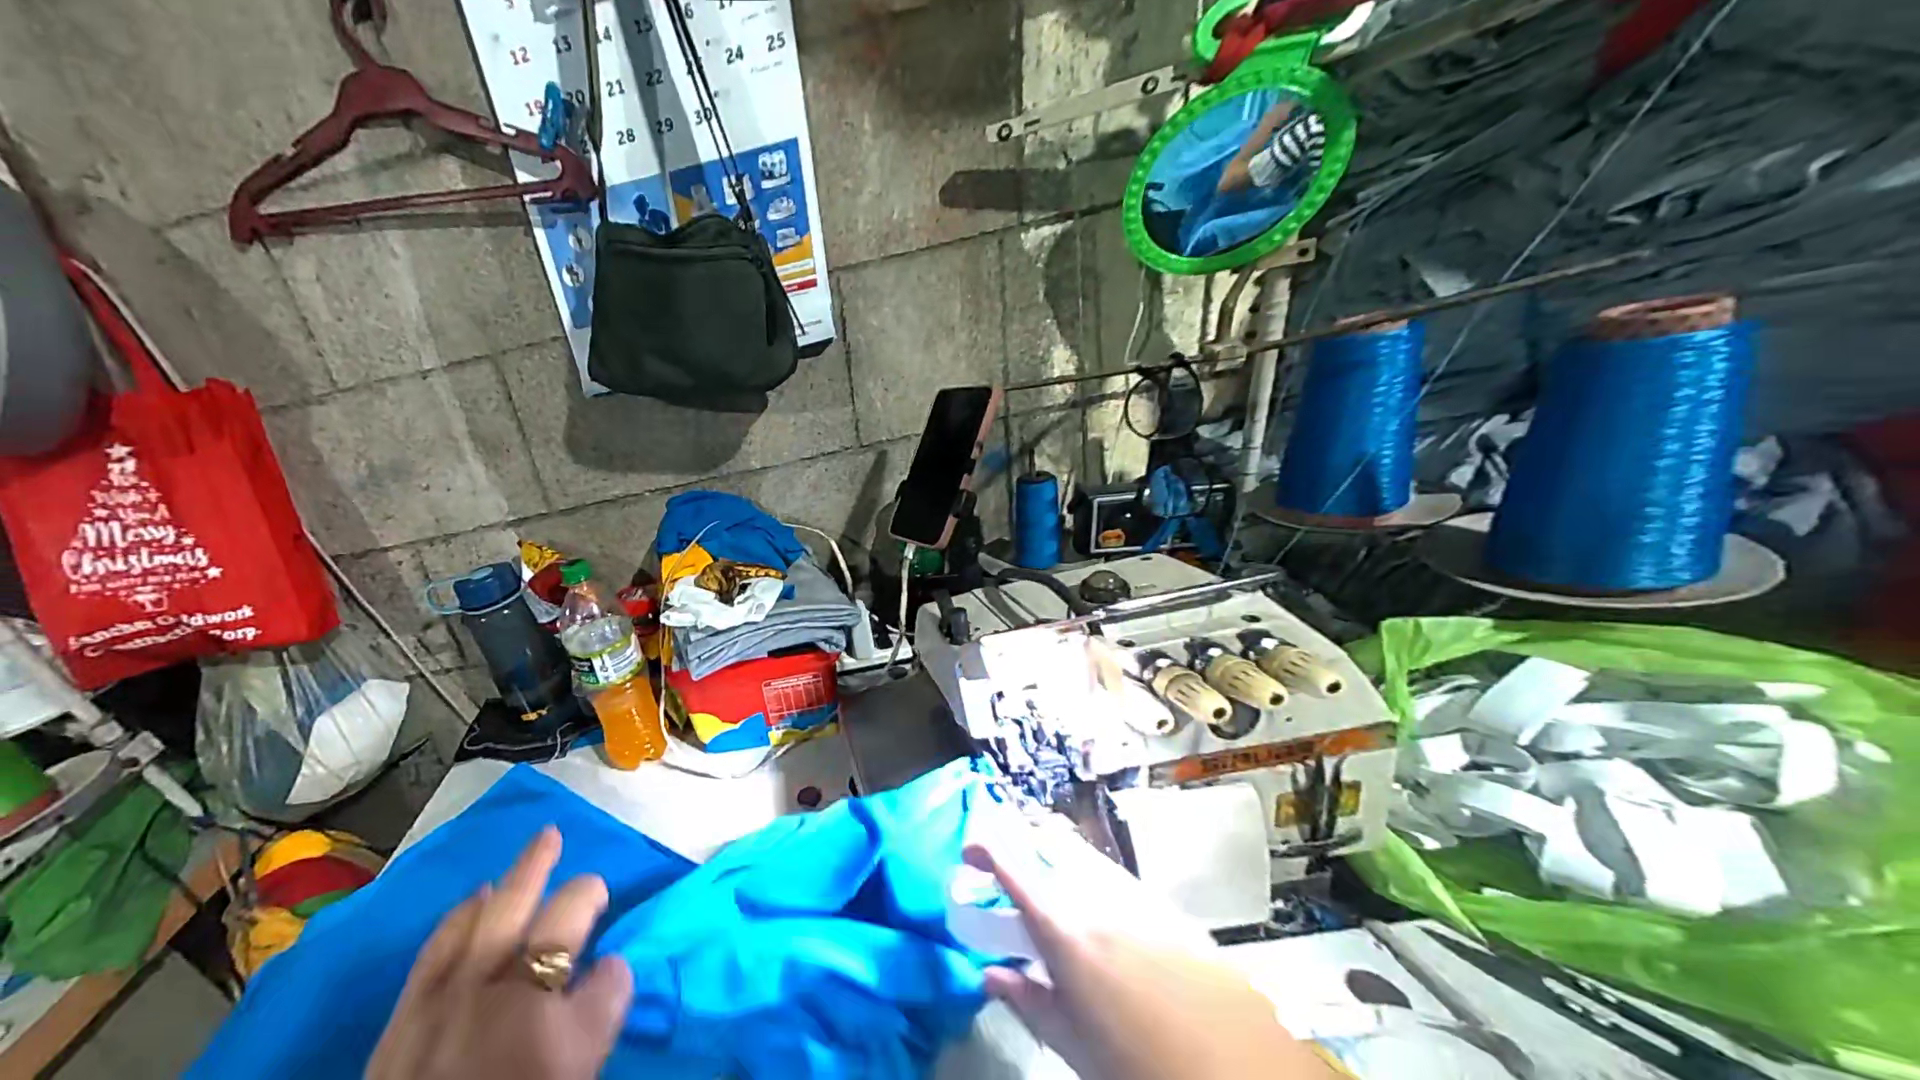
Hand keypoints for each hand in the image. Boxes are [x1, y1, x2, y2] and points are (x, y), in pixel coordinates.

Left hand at [368, 828, 632, 1079]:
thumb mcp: (580, 1062)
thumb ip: (601, 1007)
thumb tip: (610, 963)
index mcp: (543, 995)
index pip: (580, 924)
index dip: (596, 905)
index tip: (604, 912)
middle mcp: (497, 983)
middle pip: (532, 909)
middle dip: (548, 872)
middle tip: (555, 836)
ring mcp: (445, 996)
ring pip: (483, 918)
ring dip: (508, 883)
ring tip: (526, 859)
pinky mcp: (403, 1019)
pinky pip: (434, 950)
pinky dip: (458, 918)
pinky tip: (471, 903)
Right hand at [964, 822, 1336, 1079]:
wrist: (1236, 1068)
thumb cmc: (1138, 1065)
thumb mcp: (1074, 1045)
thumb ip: (1029, 1001)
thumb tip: (992, 974)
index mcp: (1067, 935)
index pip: (1018, 873)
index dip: (989, 850)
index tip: (970, 849)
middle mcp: (1099, 902)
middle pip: (1052, 848)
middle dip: (1022, 847)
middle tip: (1006, 872)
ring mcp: (1136, 899)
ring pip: (1084, 859)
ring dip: (1056, 861)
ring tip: (1048, 893)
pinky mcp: (1165, 909)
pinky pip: (1115, 879)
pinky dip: (1091, 881)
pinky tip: (1098, 918)